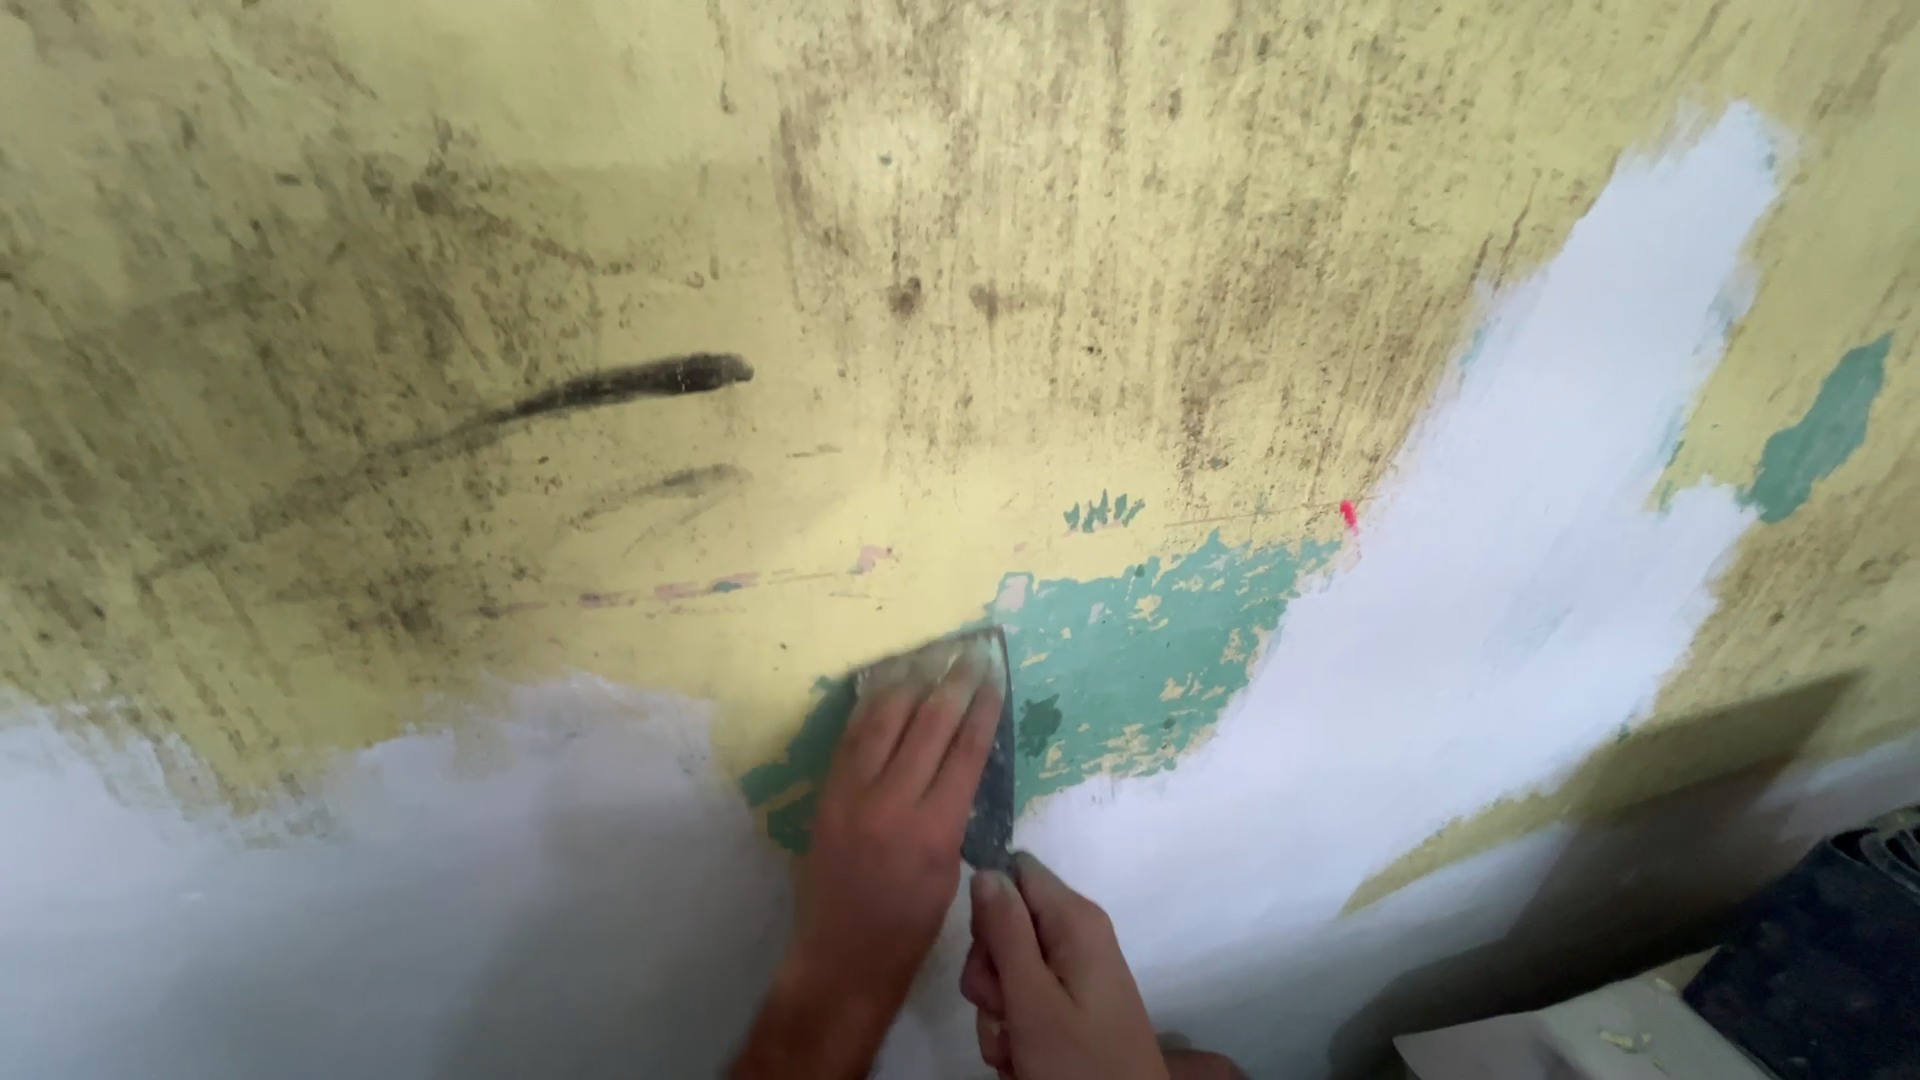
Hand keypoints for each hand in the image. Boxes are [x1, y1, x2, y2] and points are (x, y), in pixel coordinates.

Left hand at [731, 657, 1003, 1078]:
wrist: (841, 957)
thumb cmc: (910, 925)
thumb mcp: (950, 869)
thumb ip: (955, 809)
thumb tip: (961, 756)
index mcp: (933, 830)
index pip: (965, 752)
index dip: (983, 711)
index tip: (994, 681)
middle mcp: (891, 802)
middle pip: (927, 725)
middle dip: (952, 686)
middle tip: (968, 657)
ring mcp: (851, 793)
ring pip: (883, 720)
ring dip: (909, 685)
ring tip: (928, 659)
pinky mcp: (827, 793)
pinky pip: (850, 737)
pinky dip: (870, 708)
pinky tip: (885, 688)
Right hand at [962, 852, 1169, 1079]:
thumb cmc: (1079, 1065)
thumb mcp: (1032, 1000)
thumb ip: (1005, 931)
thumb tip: (985, 871)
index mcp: (1075, 918)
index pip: (1017, 870)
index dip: (990, 903)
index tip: (985, 948)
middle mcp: (1078, 933)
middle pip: (1007, 922)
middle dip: (991, 969)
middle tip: (1002, 1008)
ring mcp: (1076, 969)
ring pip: (1009, 965)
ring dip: (998, 1007)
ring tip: (1015, 1045)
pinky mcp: (1073, 1001)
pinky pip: (1026, 995)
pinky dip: (1015, 1026)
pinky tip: (1023, 1057)